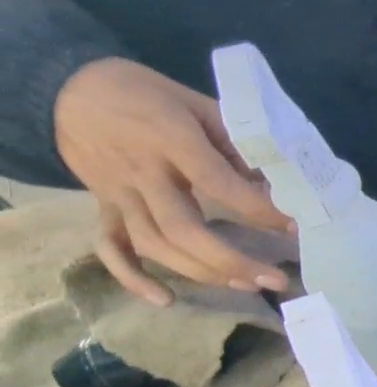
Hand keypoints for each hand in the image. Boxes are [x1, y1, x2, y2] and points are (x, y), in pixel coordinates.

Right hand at [53, 57, 291, 305]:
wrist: (67, 87)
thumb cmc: (150, 97)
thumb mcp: (200, 106)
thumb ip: (241, 144)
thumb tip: (285, 185)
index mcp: (170, 141)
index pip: (221, 185)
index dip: (262, 211)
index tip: (299, 228)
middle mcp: (141, 172)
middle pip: (184, 229)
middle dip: (233, 260)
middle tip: (276, 280)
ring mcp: (118, 193)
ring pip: (155, 244)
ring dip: (203, 272)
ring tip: (249, 285)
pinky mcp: (103, 206)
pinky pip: (110, 246)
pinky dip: (133, 276)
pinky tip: (166, 300)